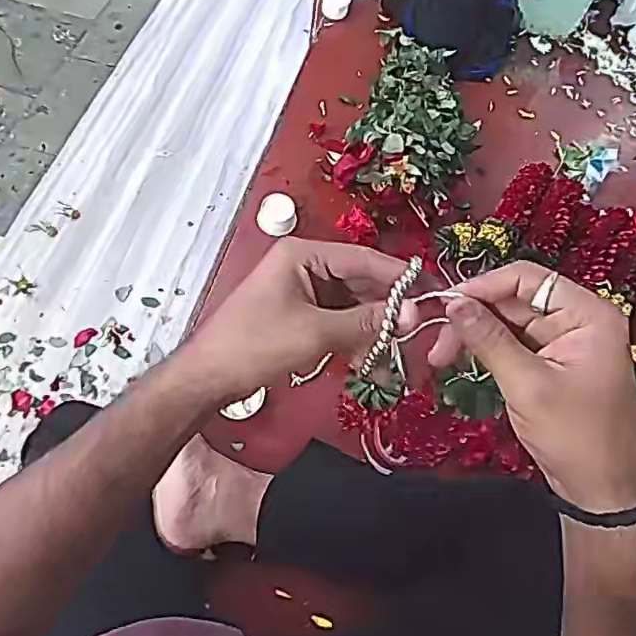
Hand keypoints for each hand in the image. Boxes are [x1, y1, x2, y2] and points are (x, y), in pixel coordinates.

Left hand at [179, 237, 410, 403]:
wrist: (207, 379)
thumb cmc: (254, 345)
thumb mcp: (314, 333)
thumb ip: (364, 322)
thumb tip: (411, 314)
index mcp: (303, 255)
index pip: (363, 259)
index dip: (397, 277)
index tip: (429, 292)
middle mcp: (305, 266)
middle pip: (359, 283)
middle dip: (385, 312)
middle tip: (414, 333)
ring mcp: (302, 291)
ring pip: (351, 307)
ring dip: (371, 332)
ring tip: (391, 360)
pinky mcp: (300, 315)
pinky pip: (337, 322)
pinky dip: (353, 340)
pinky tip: (368, 364)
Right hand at [428, 262, 635, 512]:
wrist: (605, 494)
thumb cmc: (577, 438)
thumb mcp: (528, 385)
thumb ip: (489, 339)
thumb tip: (453, 303)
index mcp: (587, 315)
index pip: (529, 278)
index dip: (484, 286)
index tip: (446, 303)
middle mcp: (578, 320)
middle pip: (515, 299)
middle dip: (473, 315)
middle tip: (437, 342)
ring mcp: (564, 342)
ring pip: (509, 322)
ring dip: (475, 334)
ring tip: (441, 357)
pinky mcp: (551, 363)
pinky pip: (513, 343)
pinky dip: (487, 349)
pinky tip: (461, 360)